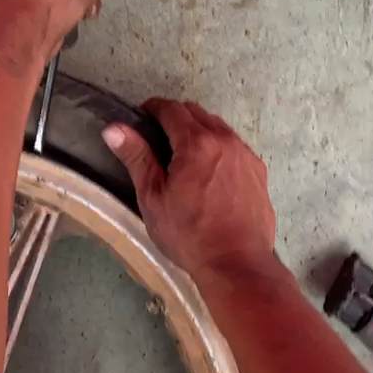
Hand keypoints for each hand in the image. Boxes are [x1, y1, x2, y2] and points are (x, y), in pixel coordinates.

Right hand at [101, 100, 279, 286]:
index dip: (153, 108)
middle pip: (196, 113)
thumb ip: (136, 157)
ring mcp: (245, 155)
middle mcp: (225, 140)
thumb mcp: (153, 197)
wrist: (237, 264)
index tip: (142, 117)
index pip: (172, 109)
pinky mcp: (258, 171)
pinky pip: (234, 147)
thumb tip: (113, 128)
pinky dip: (219, 148)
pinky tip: (210, 173)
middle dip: (175, 118)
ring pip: (218, 128)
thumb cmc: (189, 234)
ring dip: (198, 131)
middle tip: (158, 139)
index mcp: (196, 143)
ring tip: (184, 157)